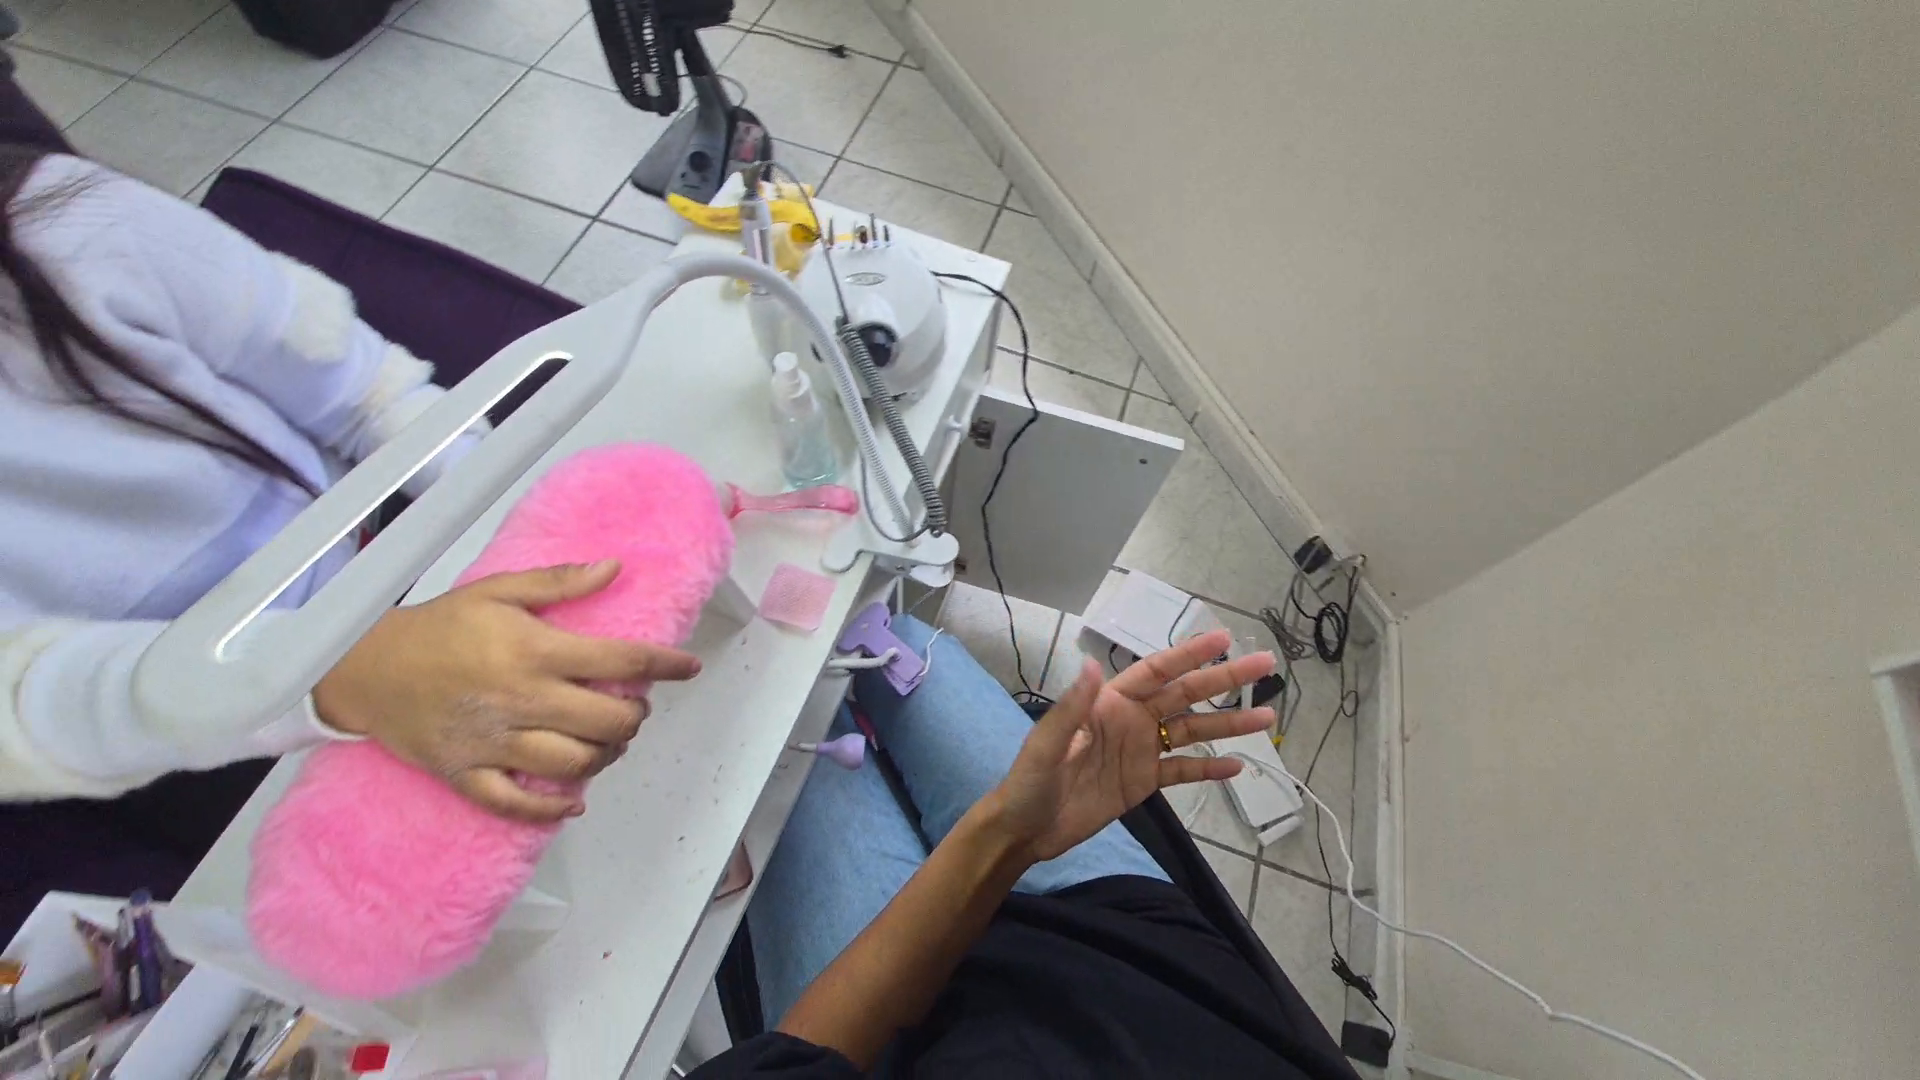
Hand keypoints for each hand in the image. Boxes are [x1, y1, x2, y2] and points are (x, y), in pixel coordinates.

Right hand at [312, 561, 701, 822]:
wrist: (360, 668)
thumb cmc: (438, 625)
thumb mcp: (499, 590)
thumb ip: (560, 581)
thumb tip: (615, 568)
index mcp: (535, 653)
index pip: (622, 662)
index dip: (665, 665)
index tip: (689, 668)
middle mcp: (522, 701)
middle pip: (608, 722)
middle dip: (636, 716)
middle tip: (634, 707)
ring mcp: (493, 744)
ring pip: (575, 765)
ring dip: (606, 755)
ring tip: (609, 740)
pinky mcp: (465, 775)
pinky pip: (516, 806)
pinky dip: (551, 810)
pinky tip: (573, 801)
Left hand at [983, 630, 1274, 862]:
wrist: (1027, 829)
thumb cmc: (1029, 781)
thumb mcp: (1047, 743)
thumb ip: (1073, 707)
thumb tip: (1093, 665)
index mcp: (1107, 702)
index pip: (1155, 671)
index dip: (1188, 654)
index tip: (1223, 639)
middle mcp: (1129, 719)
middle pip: (1184, 695)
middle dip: (1223, 680)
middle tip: (1266, 665)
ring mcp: (1139, 750)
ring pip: (1191, 731)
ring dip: (1227, 723)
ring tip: (1266, 717)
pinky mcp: (1142, 781)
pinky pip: (1182, 770)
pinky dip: (1208, 768)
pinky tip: (1237, 766)